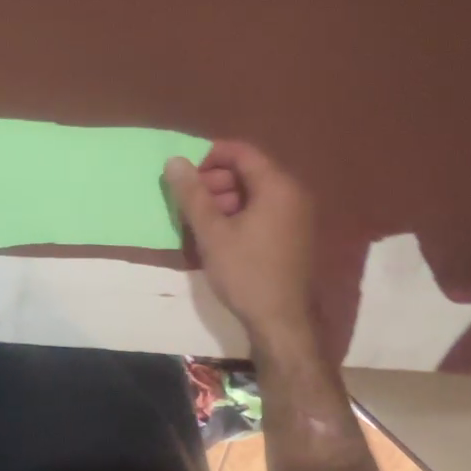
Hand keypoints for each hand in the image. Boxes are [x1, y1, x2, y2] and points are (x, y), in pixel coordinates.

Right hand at [164, 141, 317, 337]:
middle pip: (250, 171)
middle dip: (216, 181)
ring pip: (256, 193)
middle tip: (190, 205)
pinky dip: (241, 215)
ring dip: (226, 200)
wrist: (279, 318)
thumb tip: (173, 161)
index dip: (209, 157)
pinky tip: (221, 238)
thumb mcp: (212, 233)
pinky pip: (265, 211)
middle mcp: (293, 193)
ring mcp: (297, 215)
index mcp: (277, 185)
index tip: (185, 177)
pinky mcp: (294, 235)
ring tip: (201, 224)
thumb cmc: (245, 273)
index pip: (242, 152)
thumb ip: (192, 195)